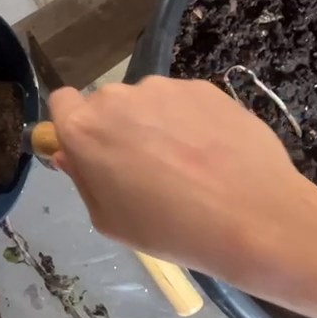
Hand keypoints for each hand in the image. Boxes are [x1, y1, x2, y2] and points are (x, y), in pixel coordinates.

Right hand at [47, 76, 316, 279]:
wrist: (255, 220)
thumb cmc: (170, 229)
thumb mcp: (109, 220)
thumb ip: (83, 179)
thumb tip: (70, 154)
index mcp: (83, 129)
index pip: (61, 103)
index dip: (73, 125)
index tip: (91, 151)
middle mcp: (116, 98)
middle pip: (105, 104)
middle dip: (116, 127)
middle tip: (142, 166)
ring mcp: (163, 89)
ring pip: (146, 102)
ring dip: (154, 122)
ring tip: (186, 162)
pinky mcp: (204, 88)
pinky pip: (183, 101)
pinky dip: (190, 120)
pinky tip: (213, 154)